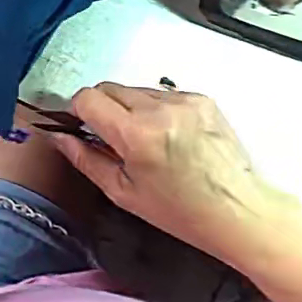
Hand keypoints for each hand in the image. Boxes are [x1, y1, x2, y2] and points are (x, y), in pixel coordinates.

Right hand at [51, 83, 301, 272]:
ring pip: (133, 89)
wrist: (243, 213)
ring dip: (128, 108)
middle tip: (112, 138)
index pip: (87, 97)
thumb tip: (59, 137)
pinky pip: (161, 94)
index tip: (82, 127)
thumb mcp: (123, 193)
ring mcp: (184, 101)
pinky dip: (155, 110)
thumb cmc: (183, 212)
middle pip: (107, 88)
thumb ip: (85, 159)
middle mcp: (160, 109)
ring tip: (145, 141)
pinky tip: (168, 136)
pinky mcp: (202, 99)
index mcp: (136, 134)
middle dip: (102, 109)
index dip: (78, 112)